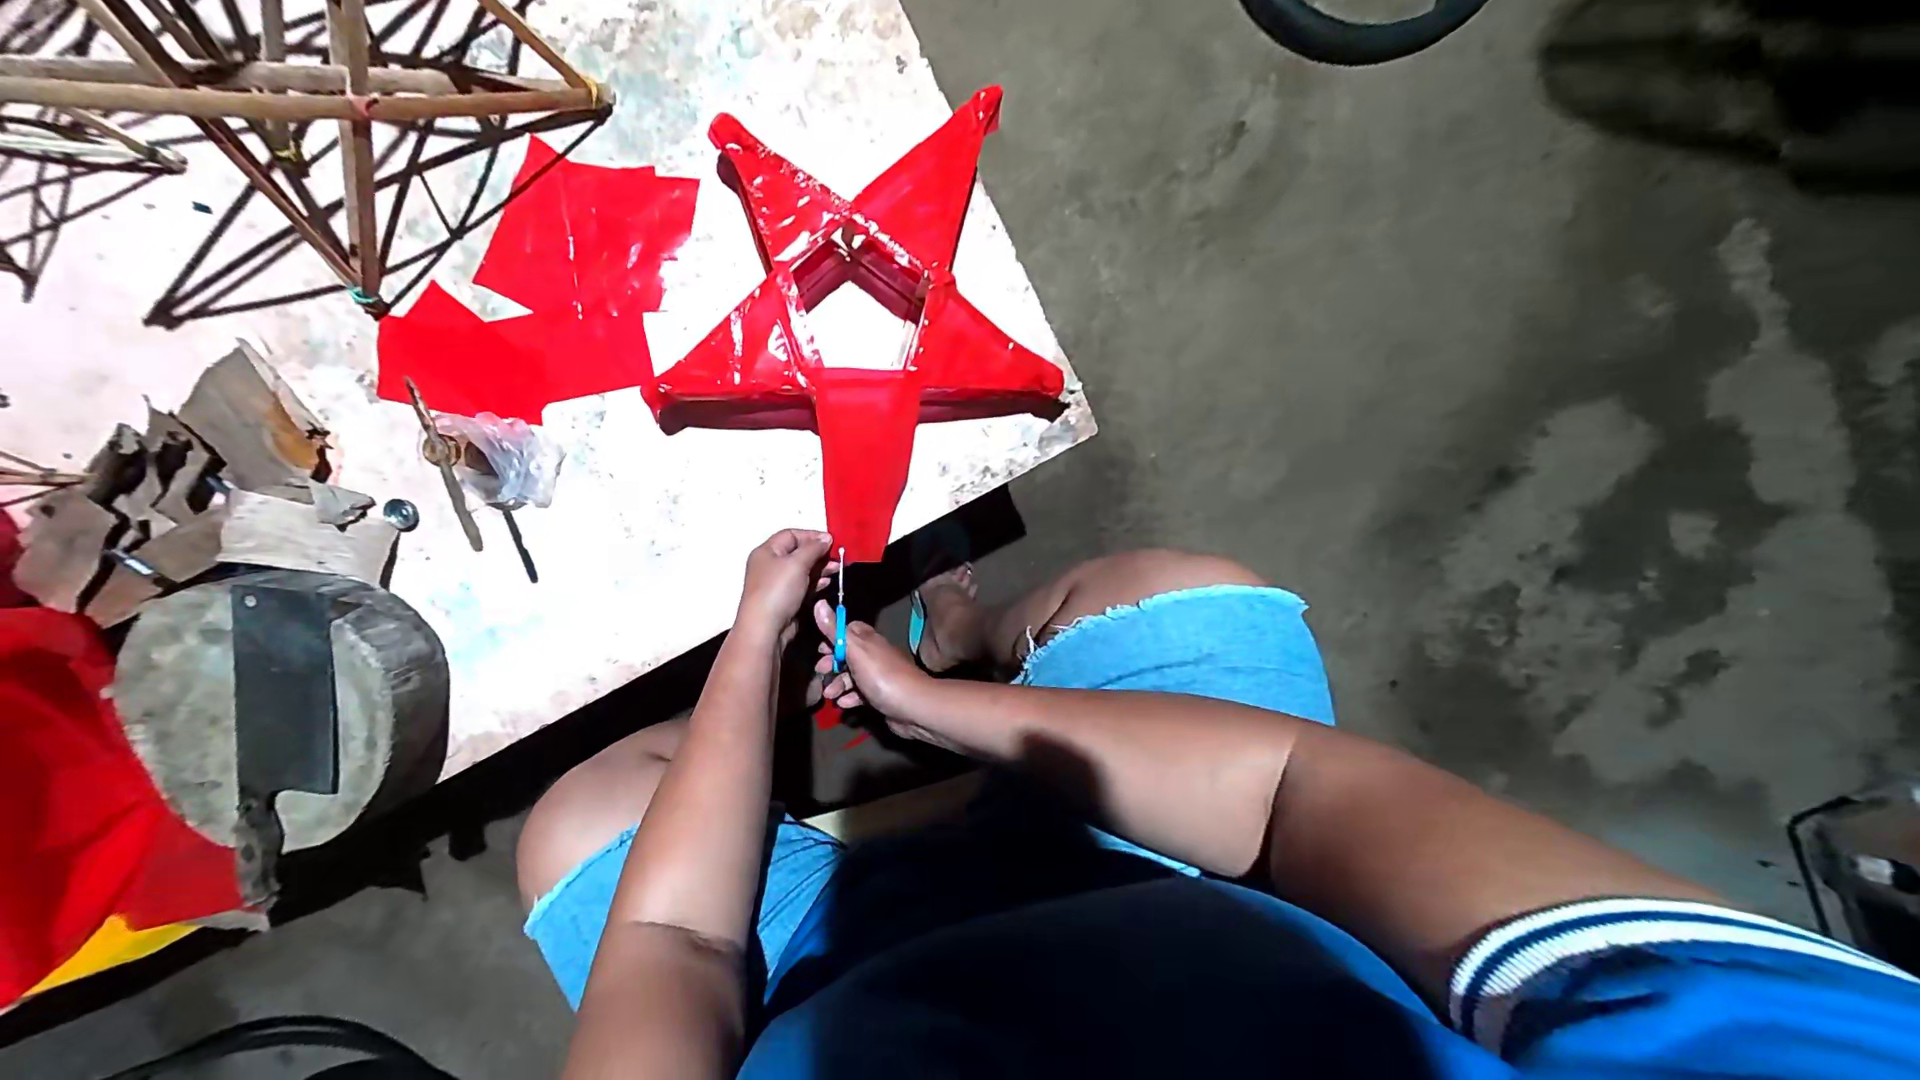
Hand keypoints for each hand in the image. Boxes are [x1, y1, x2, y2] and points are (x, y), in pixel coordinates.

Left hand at [737, 529, 837, 642]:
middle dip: (819, 553)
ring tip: (836, 570)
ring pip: (803, 569)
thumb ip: (813, 548)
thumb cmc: (778, 590)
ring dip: (820, 568)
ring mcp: (778, 584)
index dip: (811, 535)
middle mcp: (771, 565)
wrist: (766, 628)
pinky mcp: (786, 599)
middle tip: (837, 557)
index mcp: (767, 551)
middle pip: (798, 552)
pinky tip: (827, 583)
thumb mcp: (797, 563)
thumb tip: (826, 537)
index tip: (831, 541)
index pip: (791, 535)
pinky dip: (815, 582)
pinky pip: (803, 585)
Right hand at [811, 600, 941, 737]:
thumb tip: (819, 603)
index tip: (821, 648)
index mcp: (870, 640)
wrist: (913, 706)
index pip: (849, 630)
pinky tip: (843, 704)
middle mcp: (876, 655)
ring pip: (853, 675)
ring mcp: (879, 676)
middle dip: (832, 663)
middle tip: (821, 671)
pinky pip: (861, 693)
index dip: (833, 636)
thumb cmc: (882, 675)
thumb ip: (835, 630)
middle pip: (849, 654)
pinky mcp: (881, 695)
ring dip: (838, 683)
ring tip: (829, 695)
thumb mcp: (856, 650)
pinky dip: (850, 697)